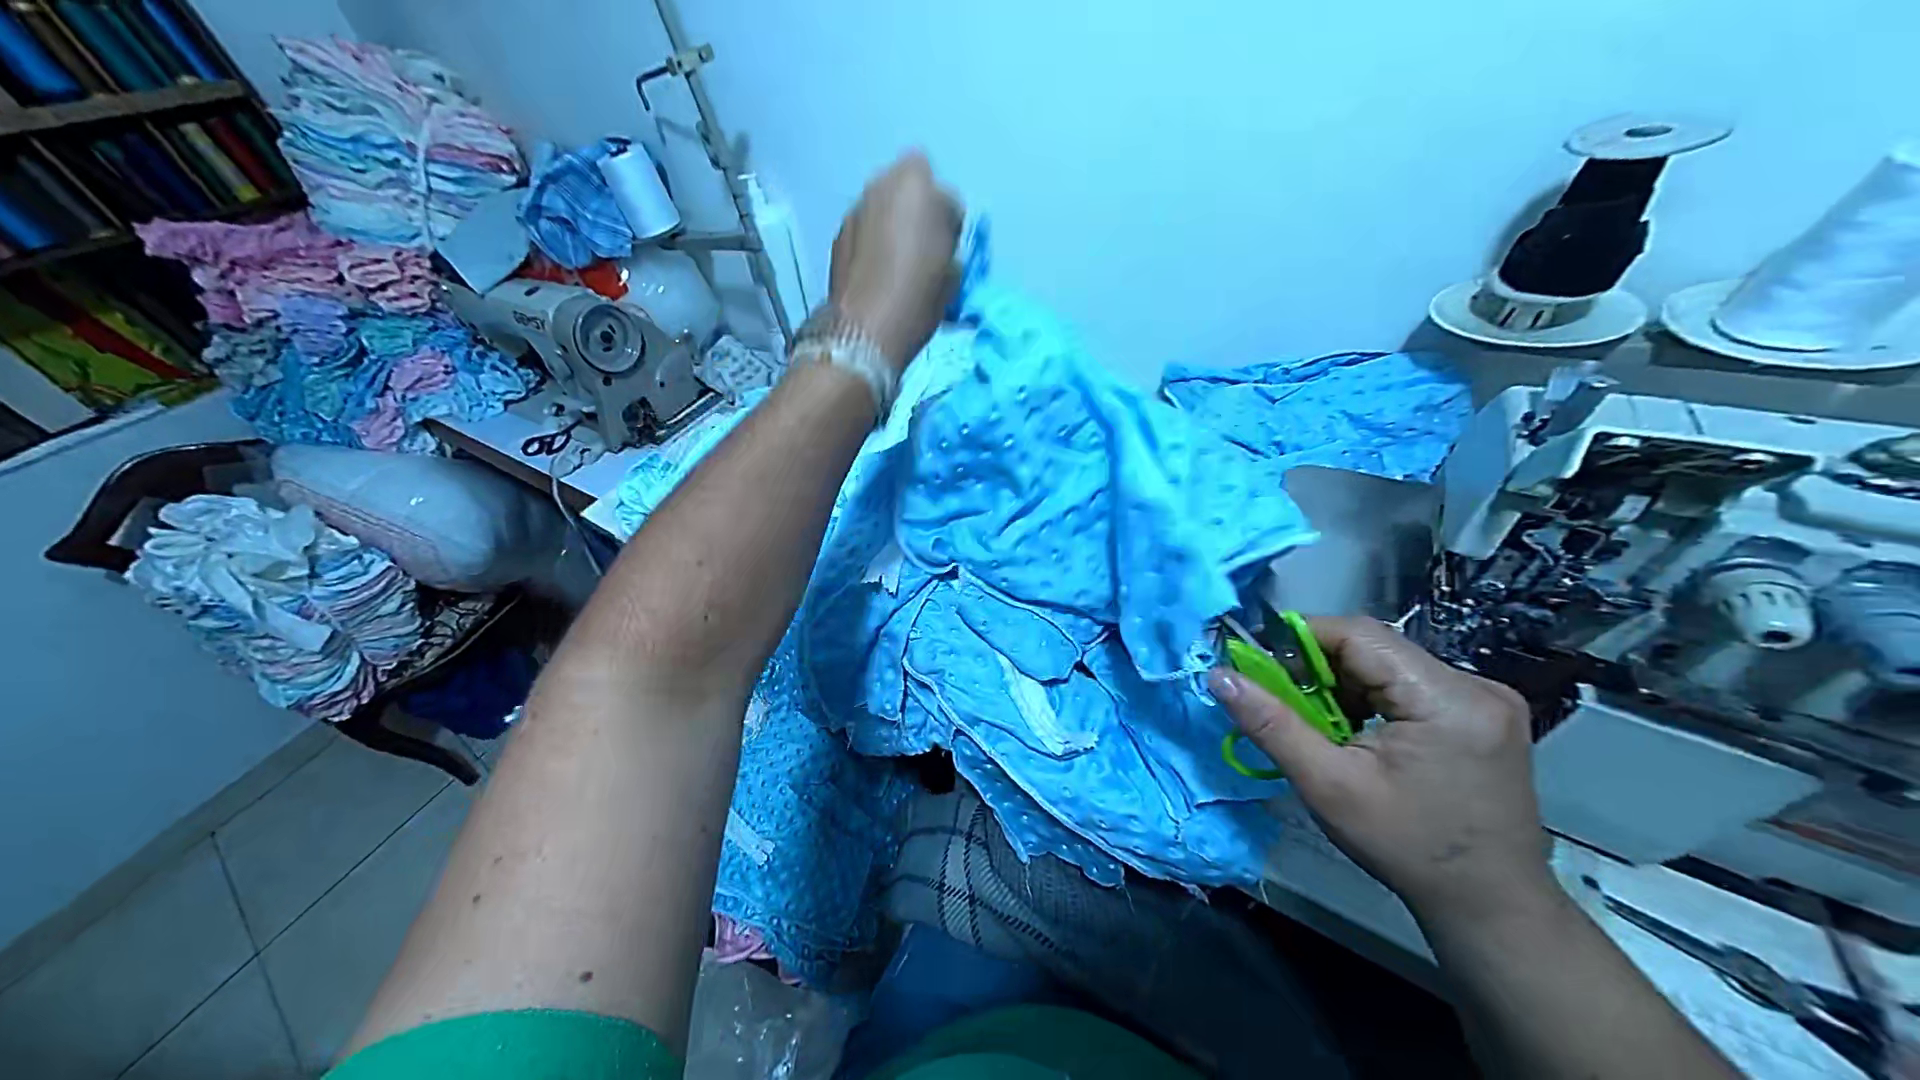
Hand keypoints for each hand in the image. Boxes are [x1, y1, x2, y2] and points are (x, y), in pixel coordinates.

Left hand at [829, 151, 961, 370]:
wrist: (864, 329)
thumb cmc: (918, 295)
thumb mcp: (953, 269)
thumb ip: (948, 240)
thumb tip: (939, 240)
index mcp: (915, 182)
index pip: (944, 193)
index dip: (948, 219)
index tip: (947, 246)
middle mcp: (879, 184)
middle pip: (907, 191)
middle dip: (917, 213)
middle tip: (924, 249)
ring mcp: (854, 209)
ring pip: (882, 209)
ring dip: (892, 227)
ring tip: (899, 265)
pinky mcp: (837, 236)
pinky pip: (864, 232)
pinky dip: (872, 244)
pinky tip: (878, 274)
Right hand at [1210, 616, 1553, 925]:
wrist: (1490, 904)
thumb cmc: (1406, 847)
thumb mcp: (1327, 786)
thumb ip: (1271, 724)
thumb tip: (1219, 676)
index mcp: (1447, 698)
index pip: (1359, 635)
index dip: (1301, 639)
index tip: (1259, 665)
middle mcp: (1475, 685)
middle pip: (1374, 648)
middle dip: (1319, 668)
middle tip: (1282, 701)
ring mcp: (1485, 699)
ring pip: (1388, 665)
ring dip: (1343, 684)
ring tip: (1319, 724)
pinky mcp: (1483, 714)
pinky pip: (1409, 684)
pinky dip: (1370, 698)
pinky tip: (1355, 731)